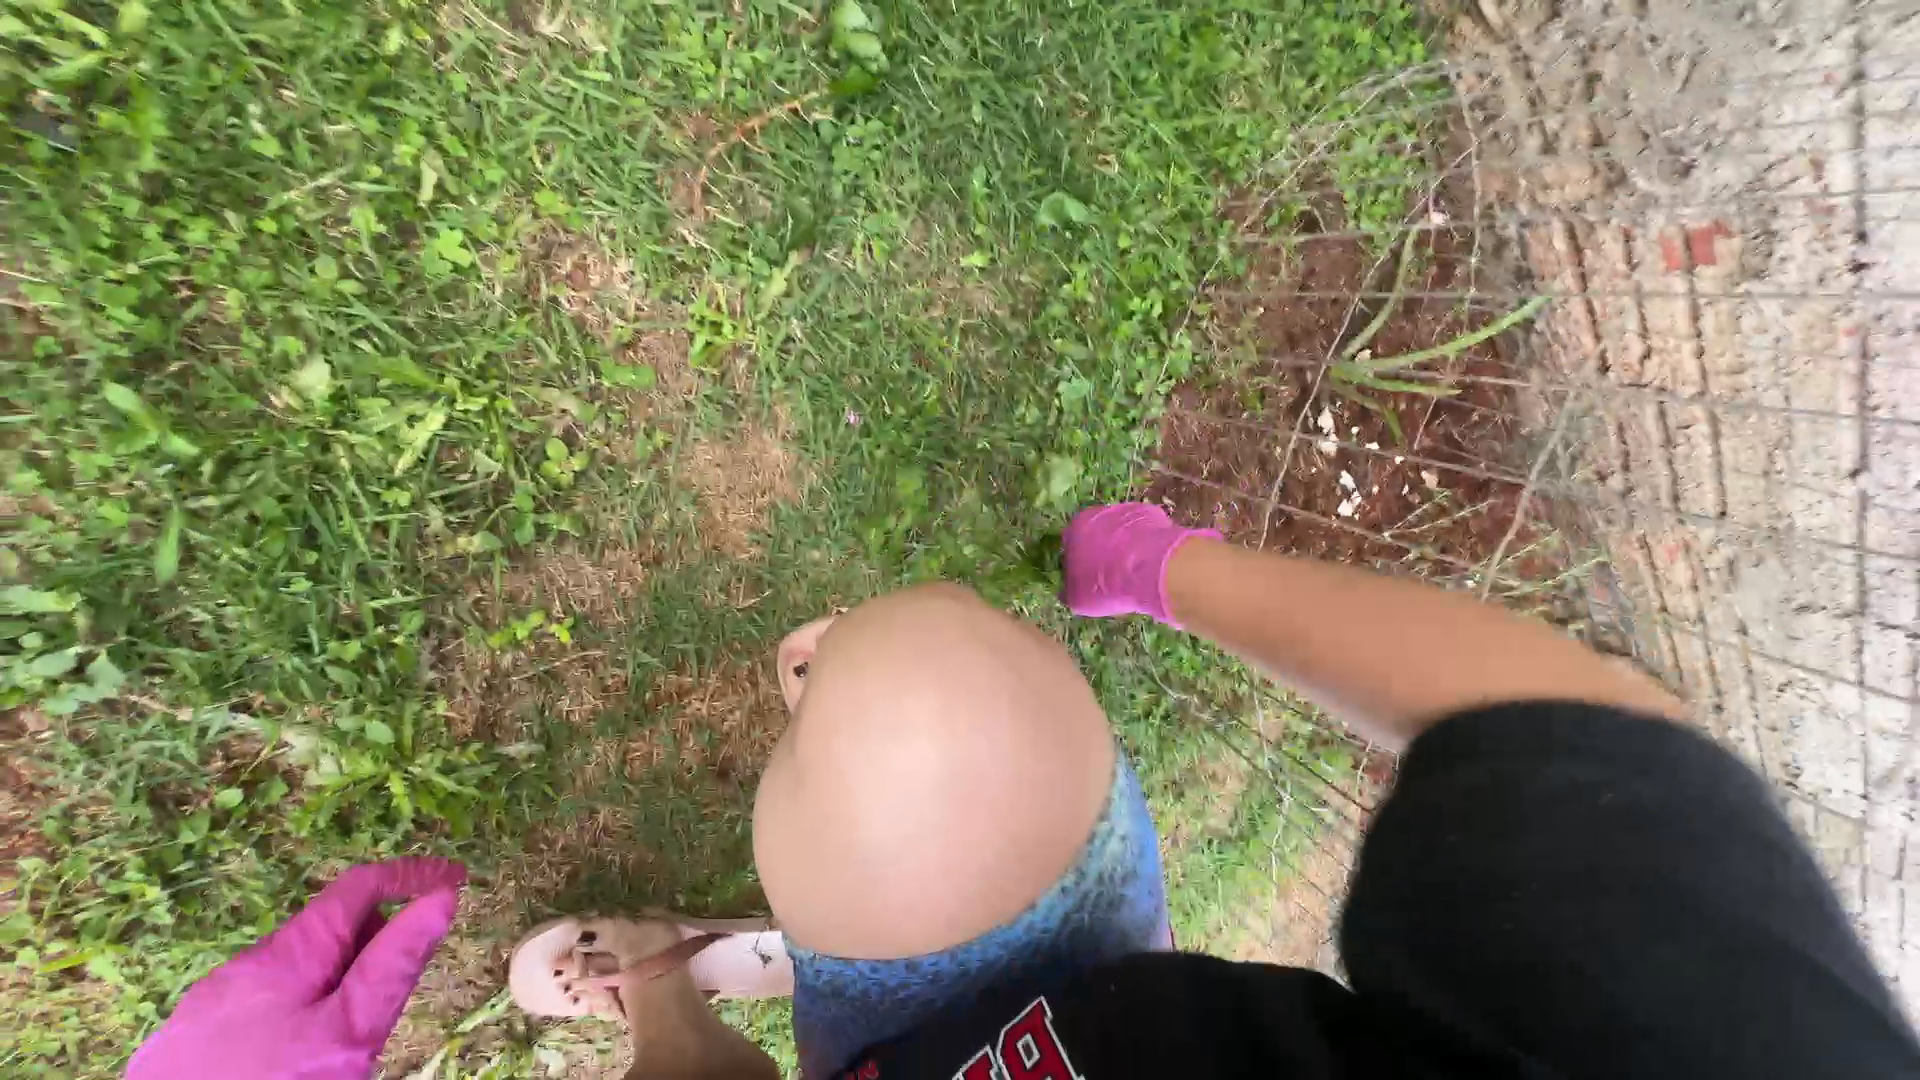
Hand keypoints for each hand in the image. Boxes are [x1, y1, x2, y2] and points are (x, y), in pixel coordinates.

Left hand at [127, 857, 466, 1079]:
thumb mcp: (353, 1032)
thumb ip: (396, 962)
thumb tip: (441, 897)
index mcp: (282, 956)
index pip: (360, 886)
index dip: (415, 875)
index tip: (458, 882)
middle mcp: (235, 972)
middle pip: (326, 932)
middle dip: (374, 944)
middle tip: (401, 990)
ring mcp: (197, 1017)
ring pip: (292, 976)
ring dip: (334, 984)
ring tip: (348, 1038)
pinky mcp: (178, 1057)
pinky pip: (256, 1013)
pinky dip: (294, 1017)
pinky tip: (296, 1061)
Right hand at [1060, 503, 1218, 624]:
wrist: (1150, 569)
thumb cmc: (1106, 584)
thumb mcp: (1079, 599)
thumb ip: (1071, 590)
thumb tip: (1068, 592)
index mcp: (1074, 530)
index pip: (1071, 543)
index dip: (1080, 562)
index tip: (1088, 577)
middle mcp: (1097, 513)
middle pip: (1098, 531)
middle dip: (1104, 549)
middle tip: (1113, 574)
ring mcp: (1127, 510)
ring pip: (1123, 529)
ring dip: (1127, 544)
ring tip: (1137, 570)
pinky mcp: (1153, 512)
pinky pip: (1147, 528)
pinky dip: (1148, 541)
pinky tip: (1154, 561)